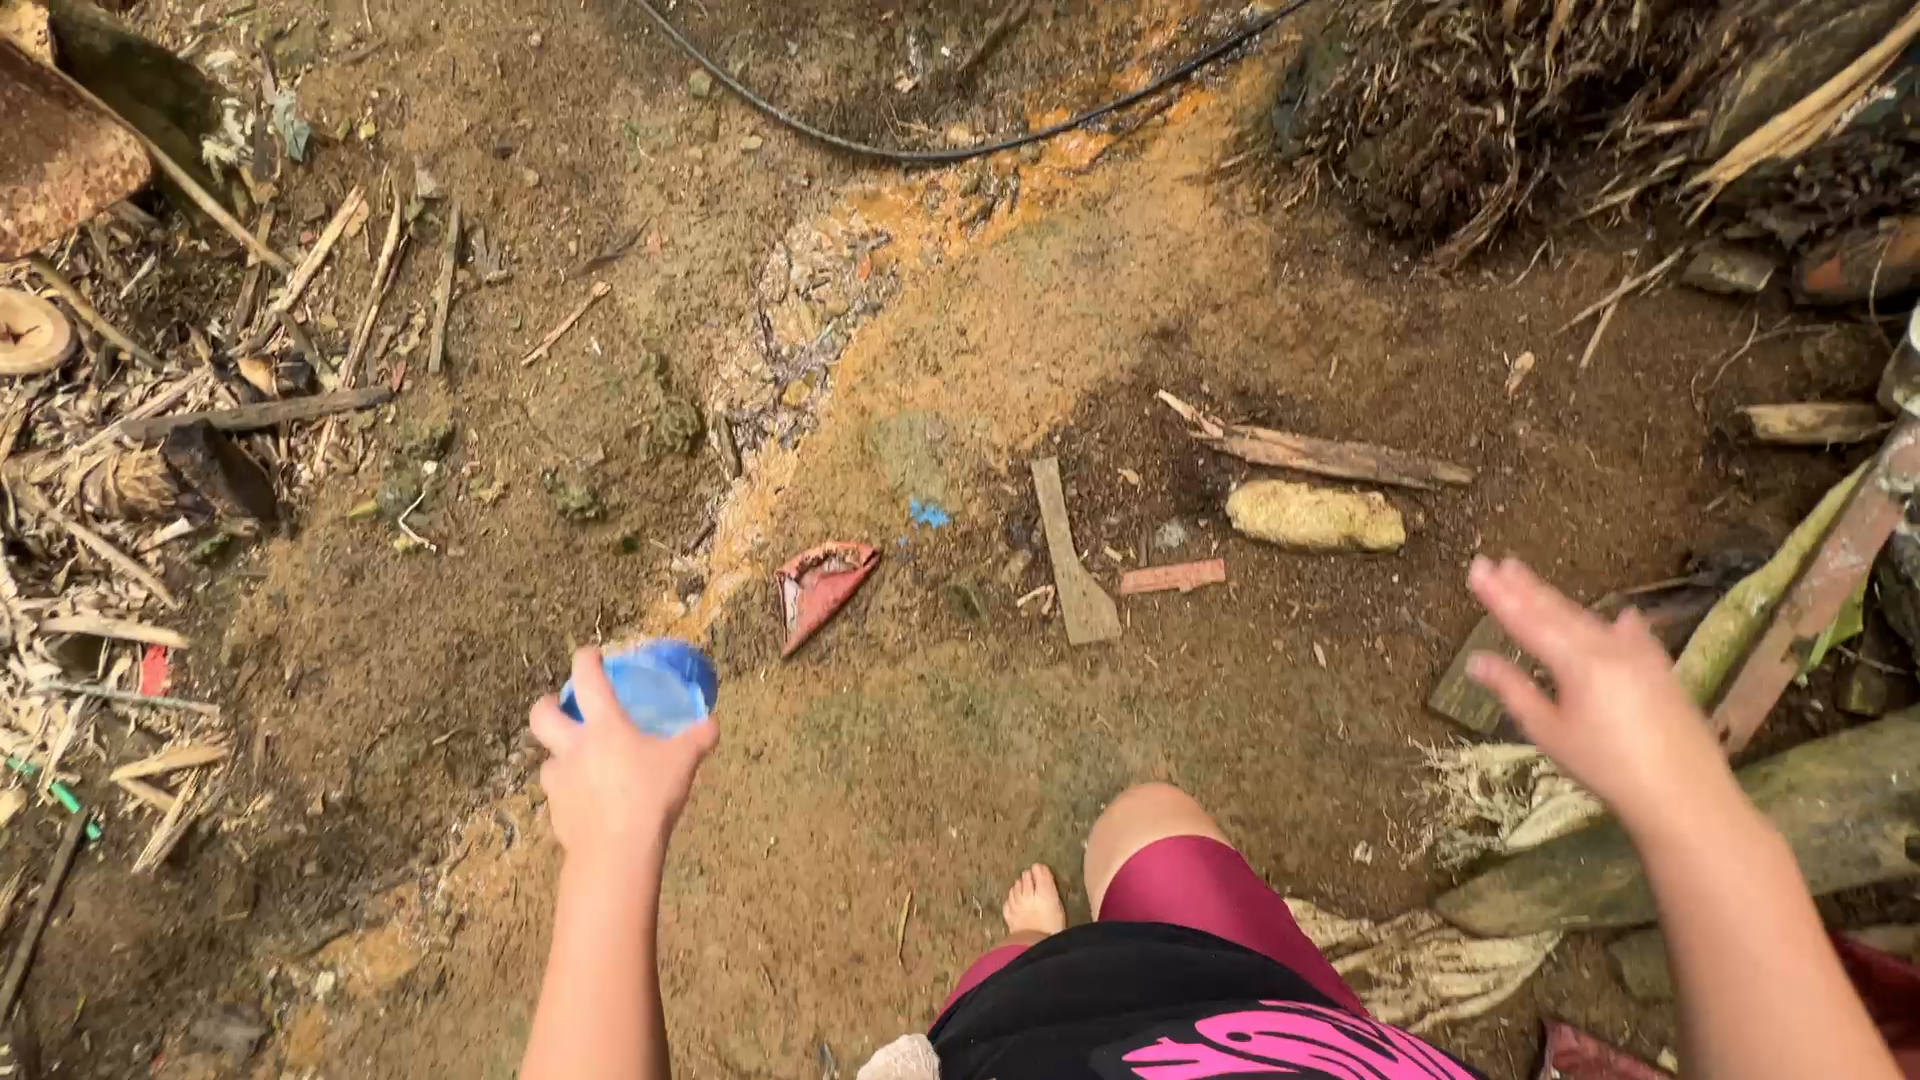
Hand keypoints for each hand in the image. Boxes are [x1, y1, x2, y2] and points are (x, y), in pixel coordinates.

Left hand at [529, 647, 718, 864]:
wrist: (617, 851)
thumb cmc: (650, 794)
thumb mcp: (685, 760)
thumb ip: (698, 738)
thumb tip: (711, 724)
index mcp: (605, 726)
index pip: (587, 680)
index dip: (586, 661)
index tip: (589, 654)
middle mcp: (575, 748)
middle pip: (541, 717)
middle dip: (547, 705)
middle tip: (559, 706)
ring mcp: (561, 782)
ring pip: (548, 760)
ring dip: (561, 756)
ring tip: (582, 763)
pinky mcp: (557, 814)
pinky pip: (560, 795)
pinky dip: (572, 792)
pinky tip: (592, 802)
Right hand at [1464, 557, 1734, 833]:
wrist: (1688, 800)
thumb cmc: (1605, 768)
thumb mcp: (1547, 731)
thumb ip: (1513, 690)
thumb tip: (1476, 660)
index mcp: (1578, 664)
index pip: (1527, 622)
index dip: (1499, 596)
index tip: (1477, 569)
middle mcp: (1609, 652)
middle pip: (1558, 613)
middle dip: (1525, 587)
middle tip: (1497, 562)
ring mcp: (1641, 661)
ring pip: (1590, 621)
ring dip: (1558, 600)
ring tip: (1531, 578)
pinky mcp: (1662, 676)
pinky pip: (1634, 640)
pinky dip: (1619, 626)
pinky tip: (1622, 616)